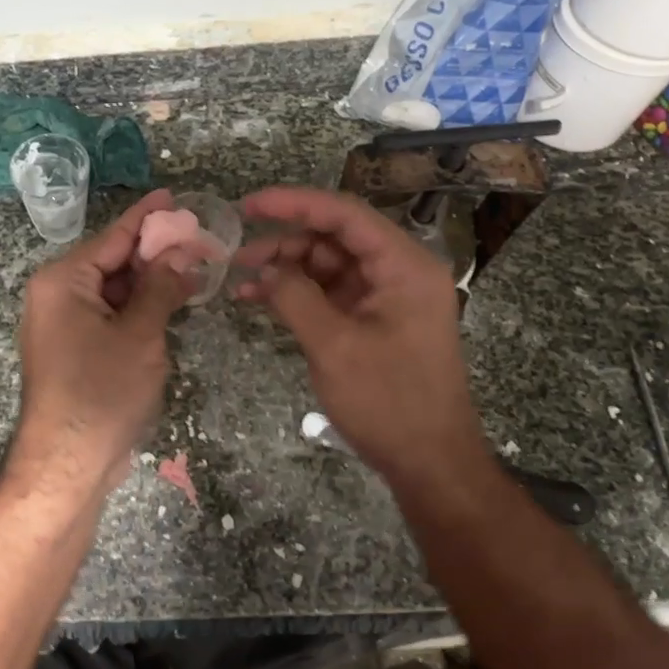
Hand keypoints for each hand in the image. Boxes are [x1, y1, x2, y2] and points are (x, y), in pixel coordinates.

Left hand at [8, 189, 195, 497]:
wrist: (67, 462)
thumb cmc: (102, 392)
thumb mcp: (139, 334)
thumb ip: (160, 287)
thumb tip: (181, 253)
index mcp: (63, 279)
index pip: (113, 237)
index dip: (147, 217)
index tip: (172, 196)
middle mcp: (56, 293)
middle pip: (112, 261)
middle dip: (155, 252)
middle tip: (200, 239)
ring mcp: (63, 322)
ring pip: (112, 289)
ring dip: (150, 281)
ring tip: (195, 267)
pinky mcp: (73, 347)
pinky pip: (108, 314)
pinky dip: (138, 307)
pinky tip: (172, 301)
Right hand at [234, 186, 483, 477]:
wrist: (431, 465)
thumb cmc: (390, 402)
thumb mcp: (334, 347)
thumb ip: (295, 297)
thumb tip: (263, 269)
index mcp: (404, 266)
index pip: (344, 213)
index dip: (293, 203)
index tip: (248, 205)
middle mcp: (399, 271)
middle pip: (334, 236)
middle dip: (284, 240)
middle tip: (237, 254)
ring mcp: (387, 296)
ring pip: (328, 262)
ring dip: (286, 267)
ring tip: (242, 281)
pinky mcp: (374, 319)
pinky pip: (330, 291)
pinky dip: (297, 292)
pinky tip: (259, 299)